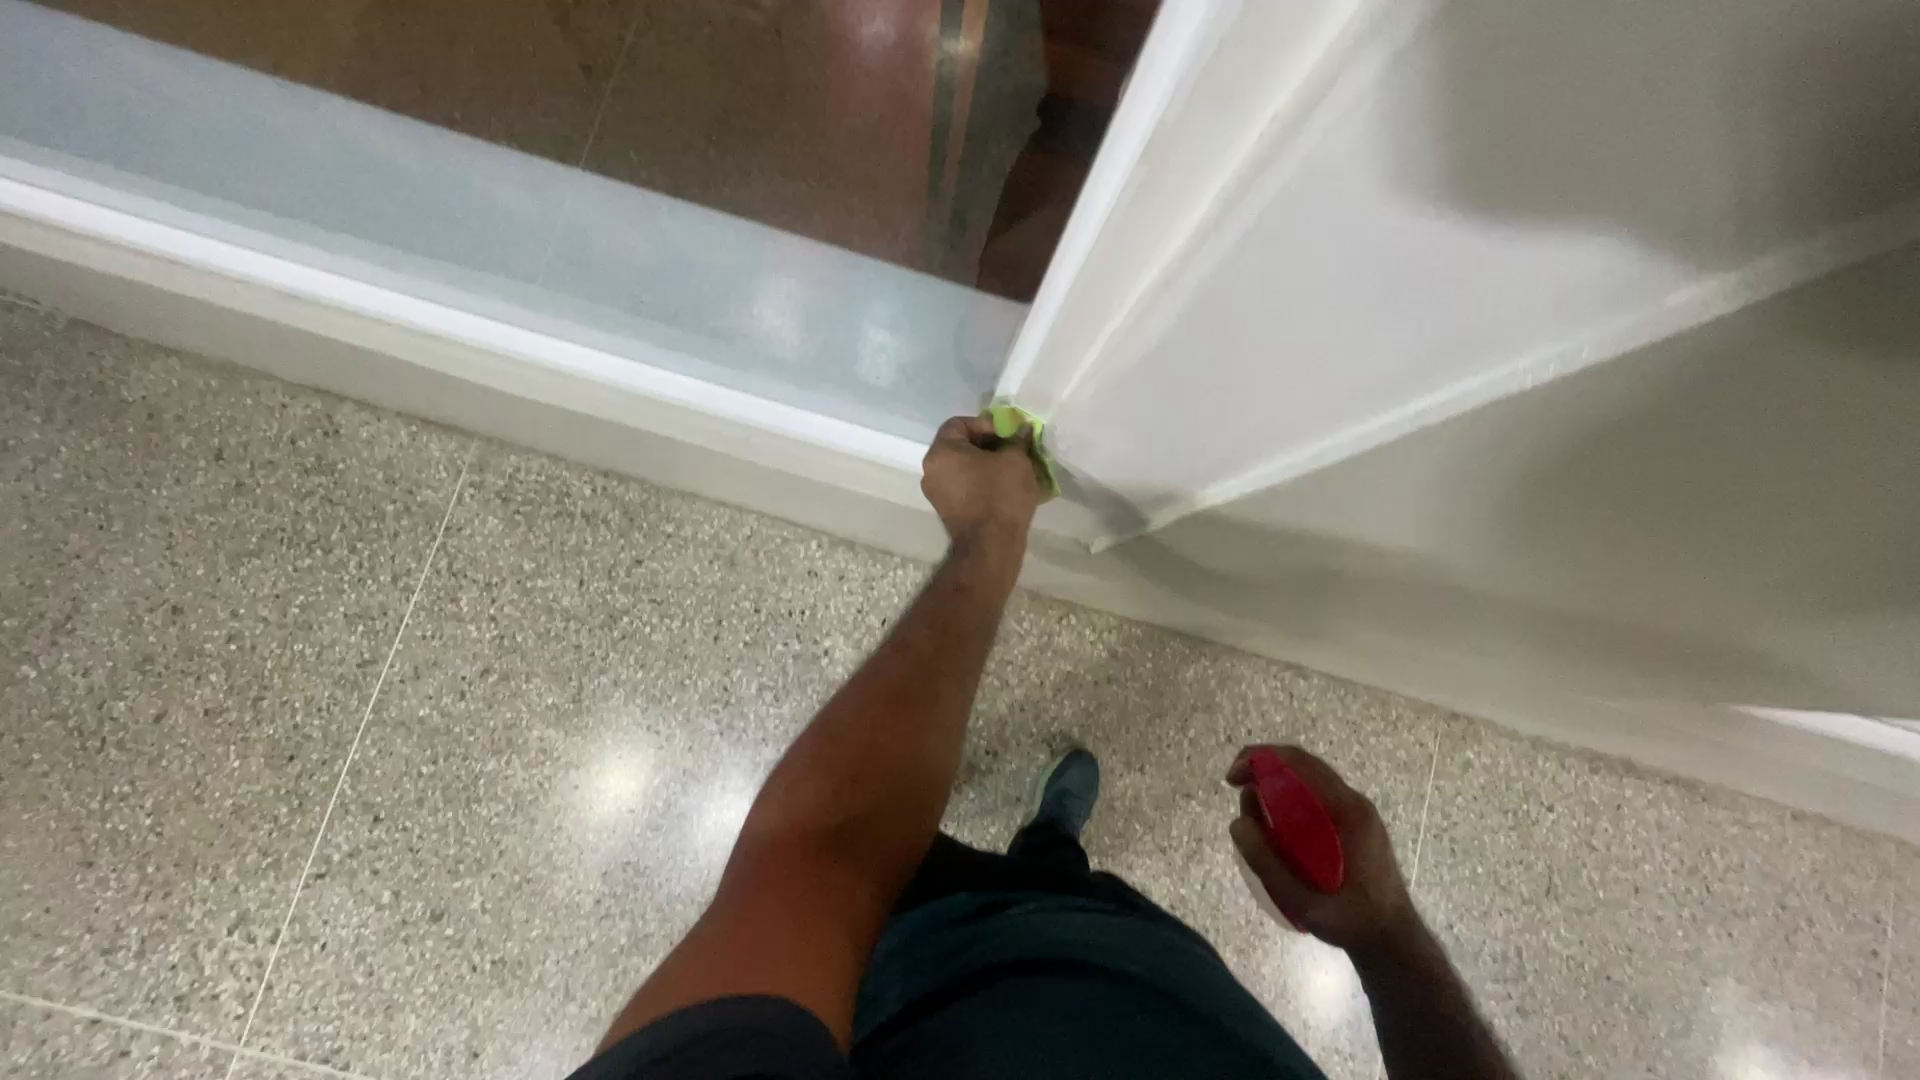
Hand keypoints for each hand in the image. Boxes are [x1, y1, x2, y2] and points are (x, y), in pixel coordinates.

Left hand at [920, 415, 1041, 547]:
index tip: (1008, 433)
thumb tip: (1021, 430)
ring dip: (985, 464)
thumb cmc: (1000, 495)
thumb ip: (1016, 440)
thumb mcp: (1016, 460)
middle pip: (959, 446)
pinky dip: (980, 482)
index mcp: (941, 452)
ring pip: (962, 468)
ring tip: (1011, 467)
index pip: (959, 424)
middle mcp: (931, 470)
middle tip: (1013, 448)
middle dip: (988, 444)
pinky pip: (963, 487)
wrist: (990, 546)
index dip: (986, 424)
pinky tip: (1003, 487)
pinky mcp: (946, 511)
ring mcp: (936, 493)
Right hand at [1228, 745, 1418, 956]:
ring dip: (1274, 783)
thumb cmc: (1352, 923)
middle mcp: (1354, 803)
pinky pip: (1315, 796)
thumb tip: (1237, 823)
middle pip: (1302, 765)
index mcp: (1348, 812)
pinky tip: (1273, 824)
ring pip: (1308, 779)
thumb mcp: (1304, 903)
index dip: (1259, 759)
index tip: (1233, 779)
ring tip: (1252, 813)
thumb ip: (1268, 865)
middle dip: (1262, 766)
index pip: (1300, 763)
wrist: (1394, 942)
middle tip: (1235, 788)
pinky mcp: (1353, 823)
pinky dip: (1287, 797)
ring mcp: (1356, 812)